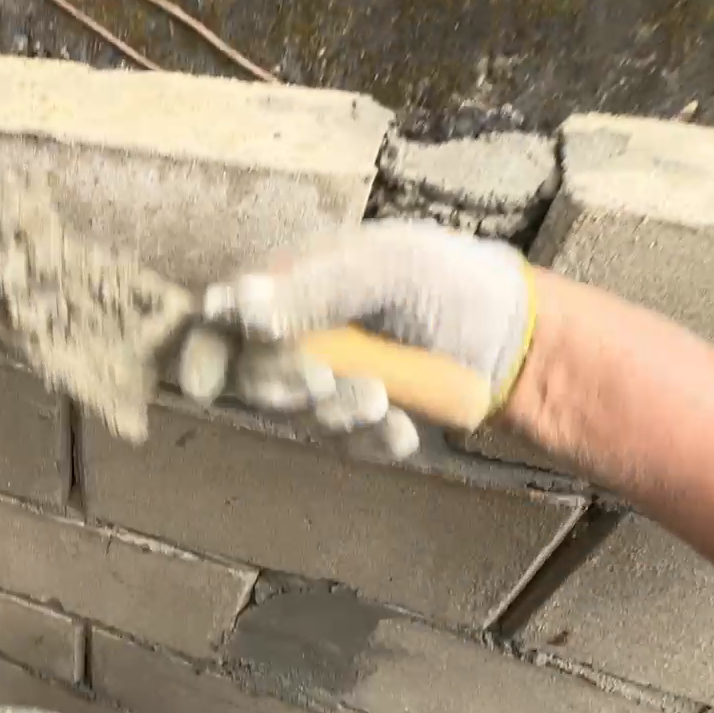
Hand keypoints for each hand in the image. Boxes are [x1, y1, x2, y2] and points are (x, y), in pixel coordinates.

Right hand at [177, 219, 536, 458]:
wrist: (511, 337)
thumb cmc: (446, 282)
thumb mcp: (387, 266)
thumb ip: (313, 286)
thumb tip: (239, 308)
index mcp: (288, 289)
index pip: (219, 323)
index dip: (202, 353)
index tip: (204, 385)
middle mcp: (293, 339)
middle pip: (249, 378)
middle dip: (284, 385)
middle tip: (324, 381)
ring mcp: (320, 385)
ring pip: (293, 417)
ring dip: (333, 413)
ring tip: (381, 400)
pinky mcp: (351, 424)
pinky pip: (340, 446)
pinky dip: (369, 441)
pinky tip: (402, 429)